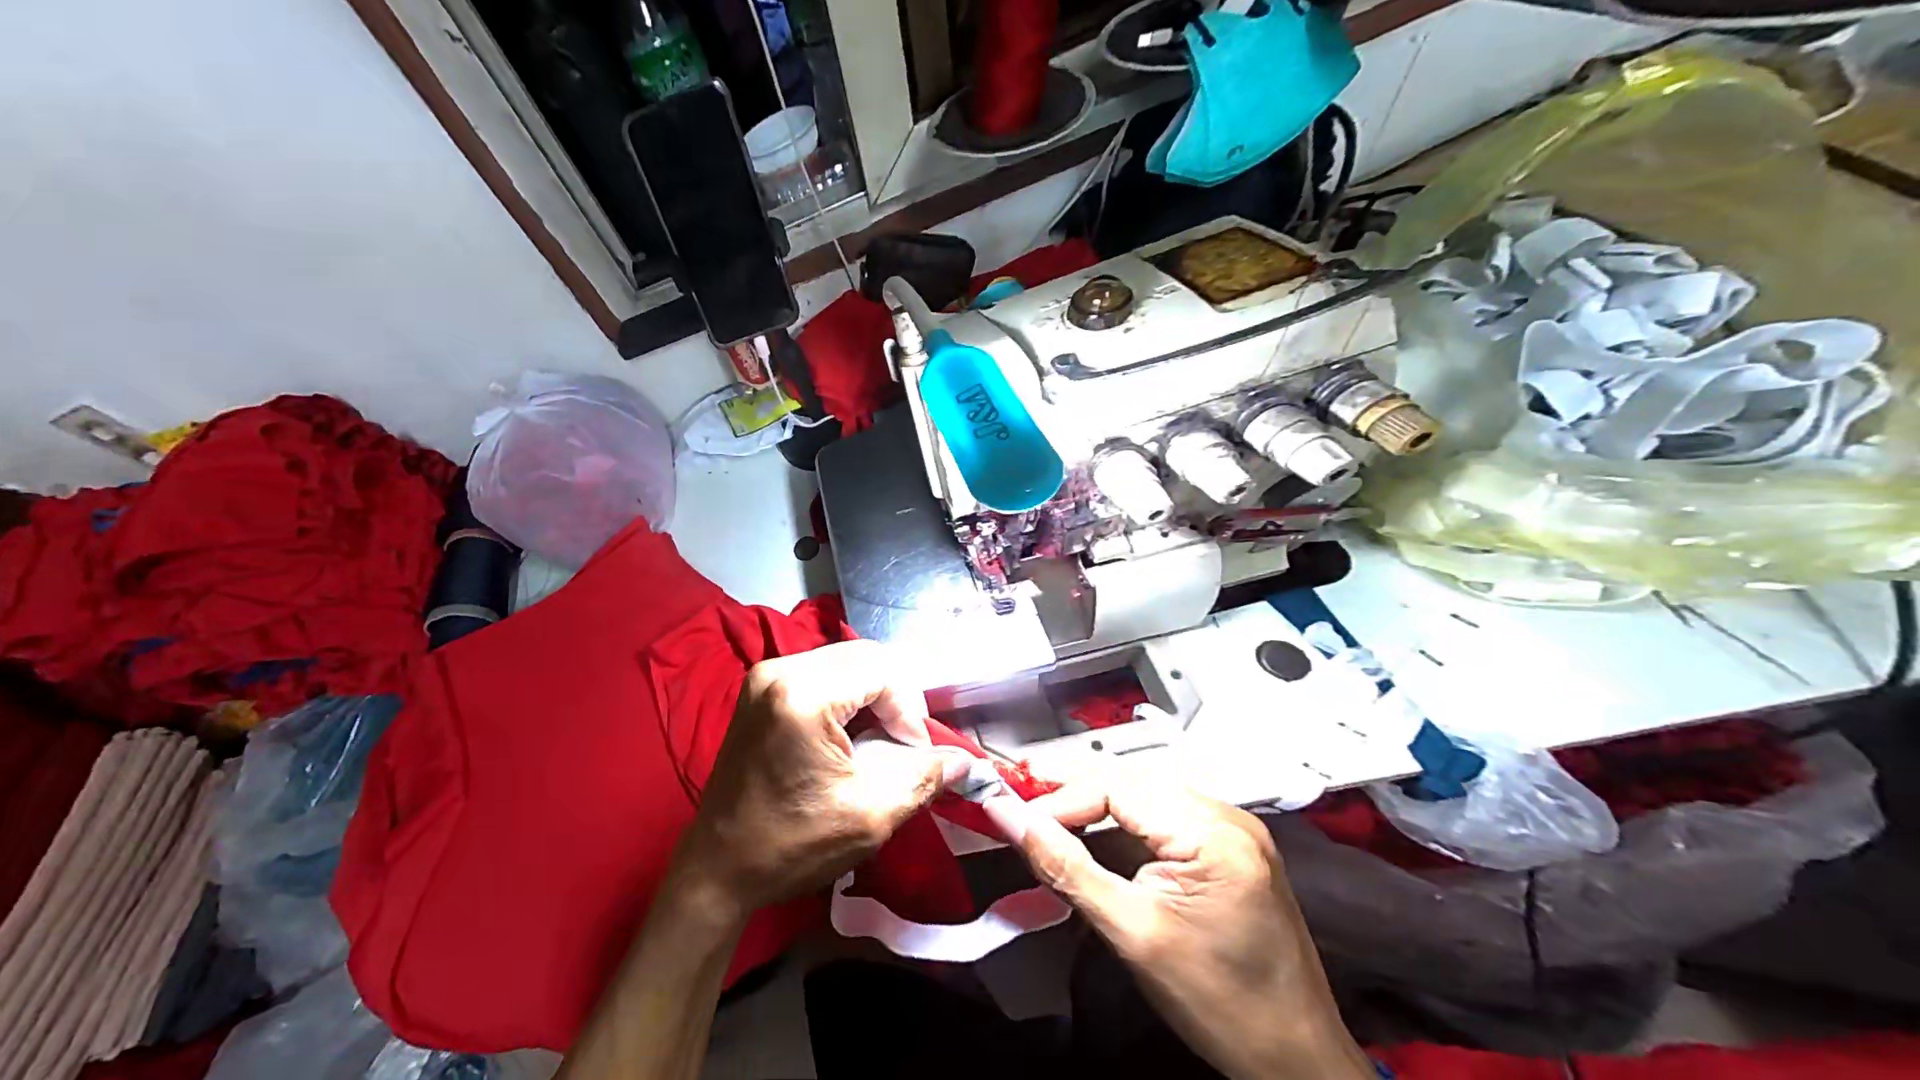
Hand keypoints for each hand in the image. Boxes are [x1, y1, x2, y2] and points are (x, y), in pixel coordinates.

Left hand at [675, 640, 970, 914]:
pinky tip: (852, 735)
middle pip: (866, 657)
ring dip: (875, 695)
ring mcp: (766, 675)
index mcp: (802, 695)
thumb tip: (966, 761)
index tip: (915, 753)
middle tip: (904, 745)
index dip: (910, 710)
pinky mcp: (761, 688)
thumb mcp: (870, 815)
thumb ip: (924, 777)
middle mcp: (780, 670)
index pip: (884, 671)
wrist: (717, 870)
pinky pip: (824, 672)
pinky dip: (850, 696)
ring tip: (881, 742)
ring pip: (847, 661)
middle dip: (896, 698)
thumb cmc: (791, 845)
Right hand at [982, 778, 1373, 1079]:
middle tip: (1033, 828)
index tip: (1022, 822)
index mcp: (1216, 835)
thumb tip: (1020, 824)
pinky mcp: (1231, 847)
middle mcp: (1230, 819)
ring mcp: (1235, 831)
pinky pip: (1166, 817)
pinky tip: (1104, 847)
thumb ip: (1070, 870)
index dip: (1062, 800)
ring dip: (1100, 813)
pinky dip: (1127, 827)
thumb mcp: (1133, 935)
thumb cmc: (1225, 1006)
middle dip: (1078, 803)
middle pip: (1133, 785)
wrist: (1293, 1058)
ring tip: (1060, 836)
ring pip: (1146, 797)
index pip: (1118, 787)